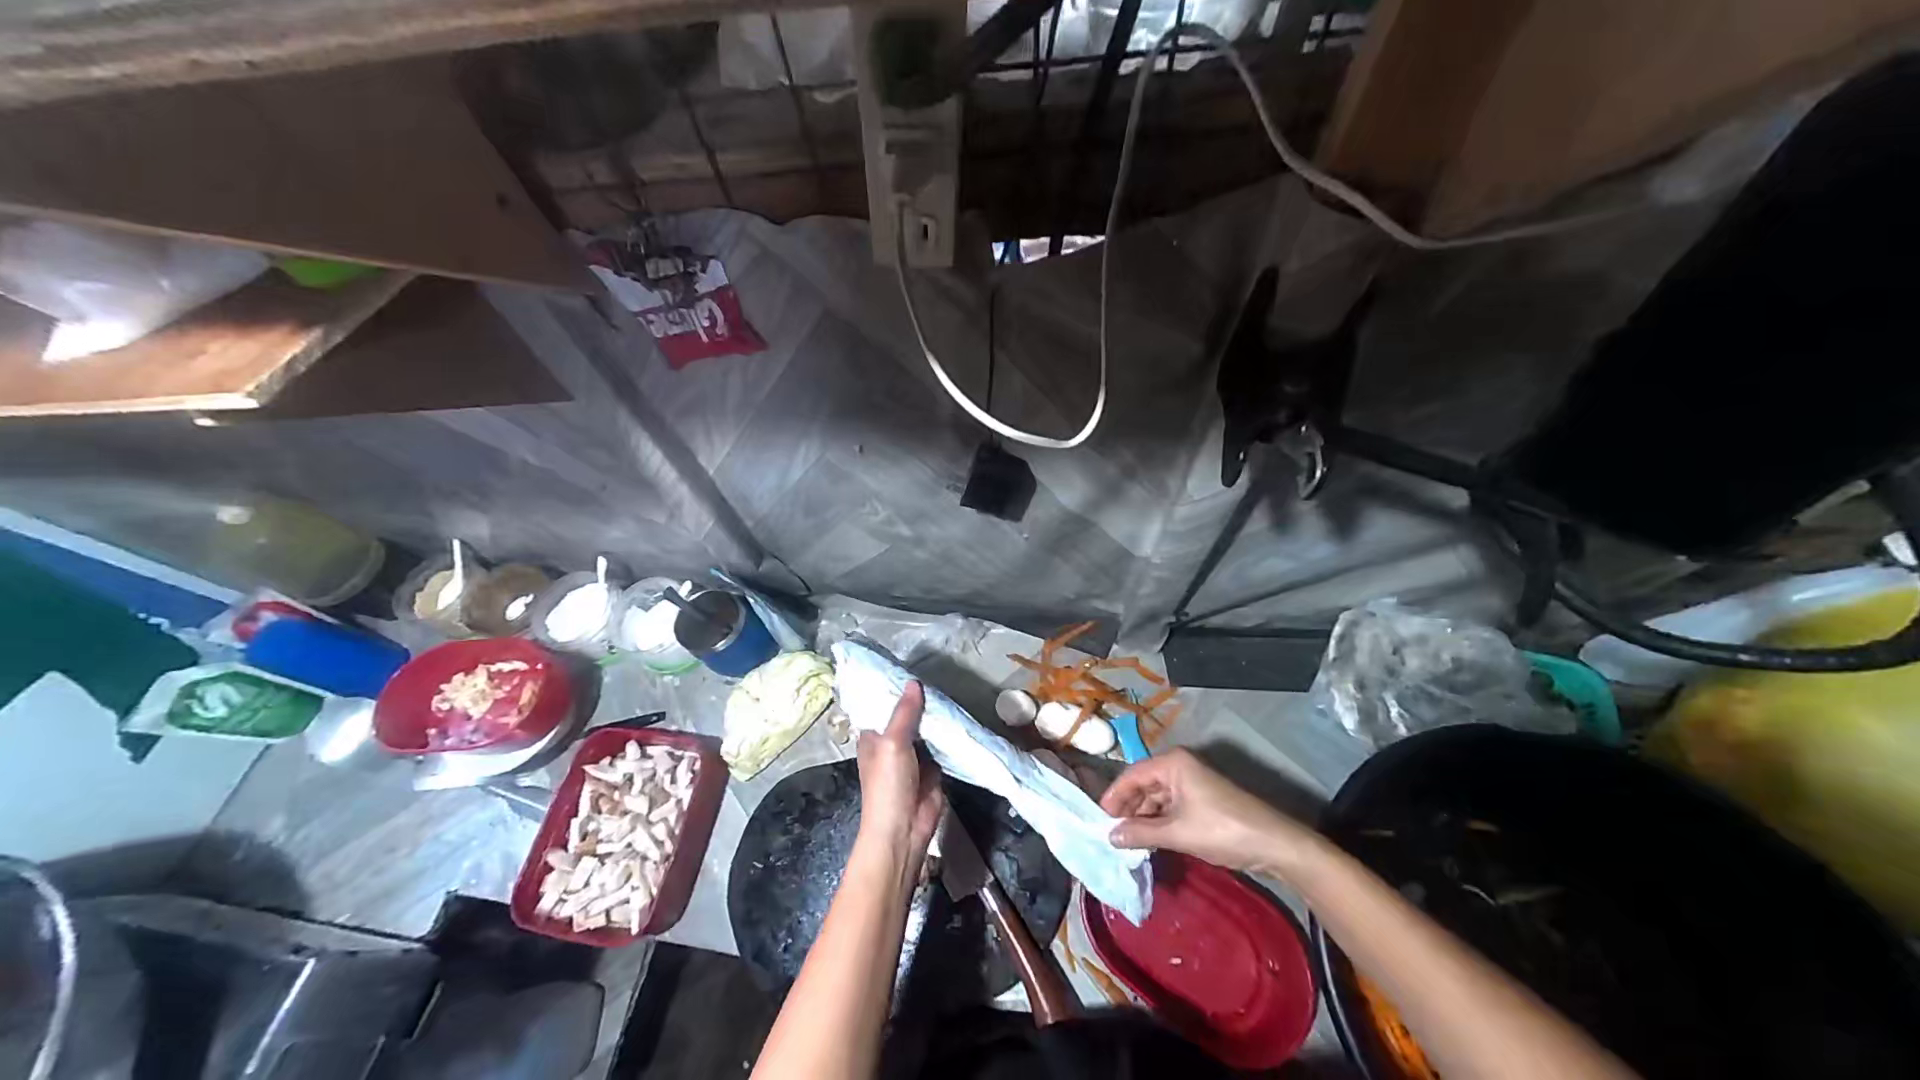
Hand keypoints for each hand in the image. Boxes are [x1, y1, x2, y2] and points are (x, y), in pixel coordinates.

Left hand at [855, 681, 945, 869]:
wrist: (904, 829)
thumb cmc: (888, 785)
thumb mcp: (892, 743)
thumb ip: (904, 713)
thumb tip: (914, 683)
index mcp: (873, 736)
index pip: (883, 706)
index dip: (895, 689)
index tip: (911, 667)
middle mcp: (892, 743)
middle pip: (908, 716)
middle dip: (922, 701)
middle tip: (940, 675)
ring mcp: (914, 756)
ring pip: (927, 729)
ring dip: (938, 717)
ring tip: (954, 690)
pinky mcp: (933, 768)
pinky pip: (943, 745)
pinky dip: (951, 735)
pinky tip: (962, 716)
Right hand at [1099, 748, 1321, 875]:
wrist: (1275, 845)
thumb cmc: (1223, 830)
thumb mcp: (1177, 833)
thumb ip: (1140, 833)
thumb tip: (1110, 836)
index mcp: (1173, 764)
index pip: (1131, 776)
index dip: (1113, 797)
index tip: (1098, 820)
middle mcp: (1179, 768)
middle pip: (1143, 785)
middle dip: (1127, 809)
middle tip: (1111, 834)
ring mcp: (1191, 784)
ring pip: (1156, 798)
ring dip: (1142, 818)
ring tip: (1128, 841)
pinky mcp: (1201, 801)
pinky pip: (1169, 807)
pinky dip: (1158, 822)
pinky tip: (1149, 840)